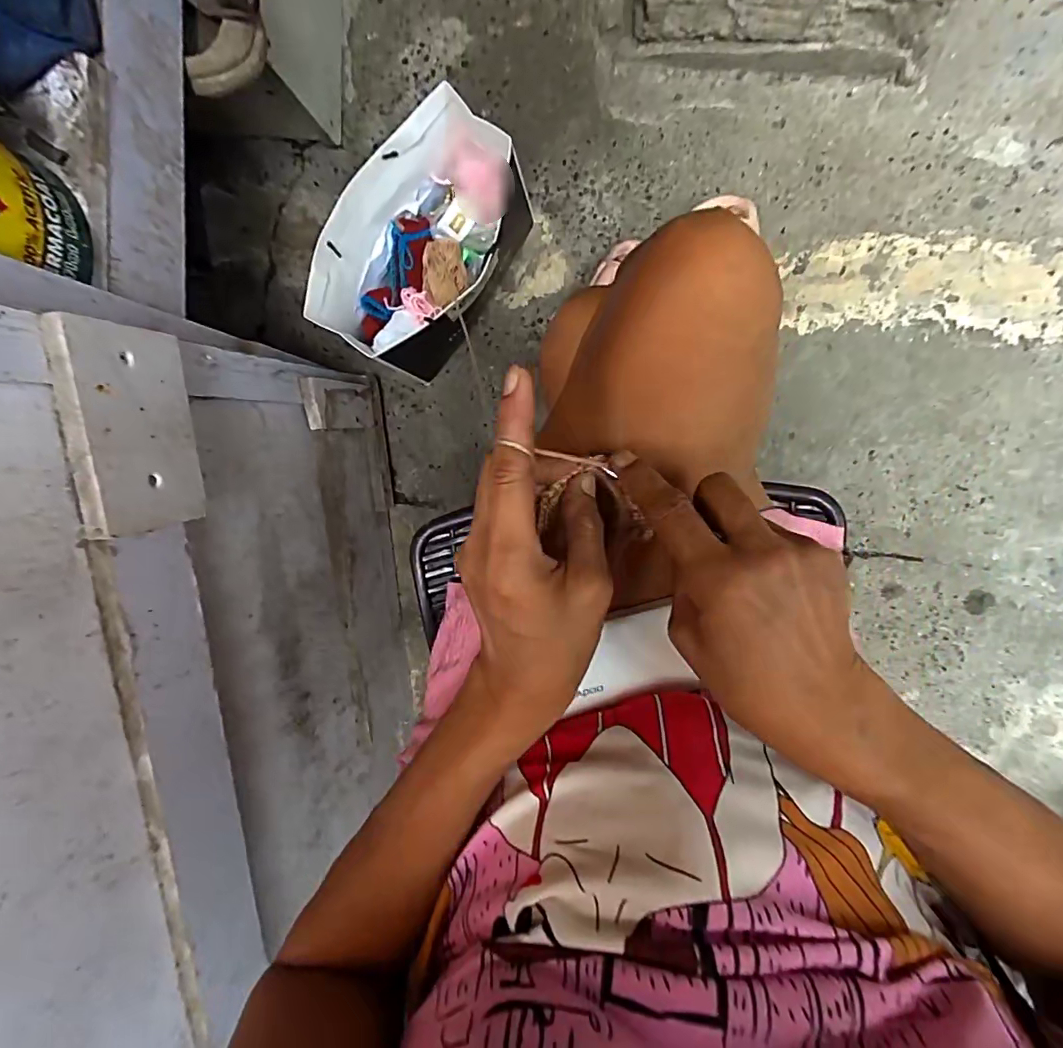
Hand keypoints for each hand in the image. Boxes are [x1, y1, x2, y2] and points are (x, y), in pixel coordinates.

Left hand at [453, 366, 611, 754]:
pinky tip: (556, 512)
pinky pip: (499, 508)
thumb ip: (585, 526)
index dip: (513, 420)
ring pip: (498, 488)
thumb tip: (581, 482)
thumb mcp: (590, 588)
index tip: (516, 377)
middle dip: (539, 456)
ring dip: (534, 477)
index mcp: (508, 550)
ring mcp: (472, 547)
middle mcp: (480, 541)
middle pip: (501, 473)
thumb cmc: (559, 645)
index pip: (507, 470)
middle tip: (582, 468)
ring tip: (574, 489)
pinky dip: (526, 498)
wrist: (515, 684)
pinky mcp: (476, 553)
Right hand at [615, 464, 907, 794]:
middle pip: (718, 486)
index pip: (672, 511)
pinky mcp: (824, 554)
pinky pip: (780, 534)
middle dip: (700, 501)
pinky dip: (767, 551)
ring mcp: (798, 549)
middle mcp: (759, 552)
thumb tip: (687, 553)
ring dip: (736, 531)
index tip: (628, 463)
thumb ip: (681, 583)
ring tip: (746, 575)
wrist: (823, 702)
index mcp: (717, 577)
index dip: (644, 482)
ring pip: (751, 511)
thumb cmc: (744, 682)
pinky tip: (775, 588)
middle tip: (698, 531)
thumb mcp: (688, 637)